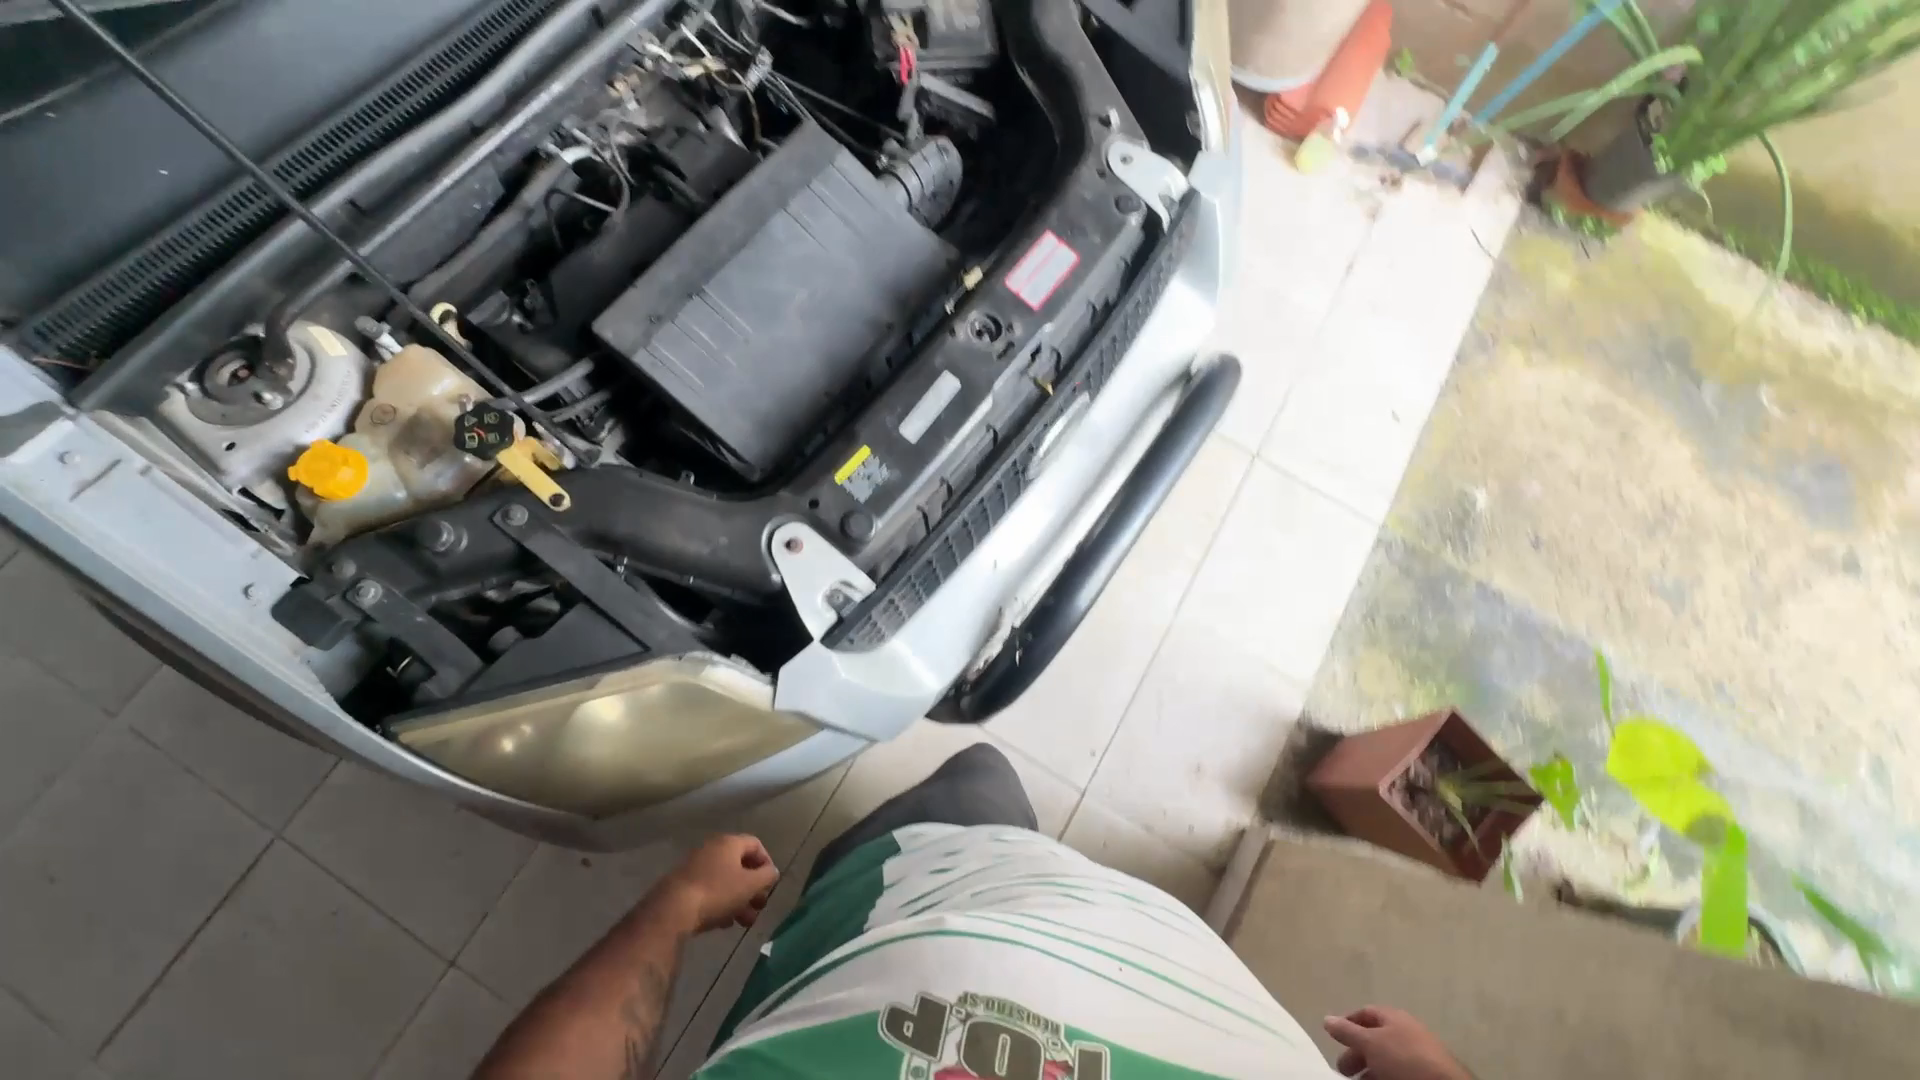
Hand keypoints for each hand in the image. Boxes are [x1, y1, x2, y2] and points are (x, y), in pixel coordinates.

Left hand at [654, 834, 779, 932]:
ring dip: (739, 900)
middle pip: (740, 866)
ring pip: (724, 881)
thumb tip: (772, 872)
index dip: (766, 863)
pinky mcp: (682, 886)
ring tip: (744, 923)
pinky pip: (709, 891)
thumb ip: (766, 876)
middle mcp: (711, 850)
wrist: (672, 910)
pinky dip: (720, 903)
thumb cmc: (717, 892)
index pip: (755, 845)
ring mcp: (695, 867)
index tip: (770, 884)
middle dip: (753, 889)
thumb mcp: (750, 885)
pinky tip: (723, 923)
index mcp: (729, 843)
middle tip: (759, 908)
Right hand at [1323, 1006, 1471, 1079]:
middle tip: (1344, 1070)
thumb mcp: (1370, 1043)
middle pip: (1375, 1039)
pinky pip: (1398, 1074)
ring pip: (1387, 1060)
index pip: (1365, 1014)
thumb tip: (1326, 1018)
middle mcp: (1406, 1033)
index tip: (1334, 1040)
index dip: (1347, 1024)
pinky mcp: (1426, 1075)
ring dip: (1369, 1072)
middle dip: (1357, 1054)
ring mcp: (1419, 1055)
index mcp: (1393, 1018)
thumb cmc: (1405, 1059)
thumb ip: (1347, 1031)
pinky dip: (1384, 1079)